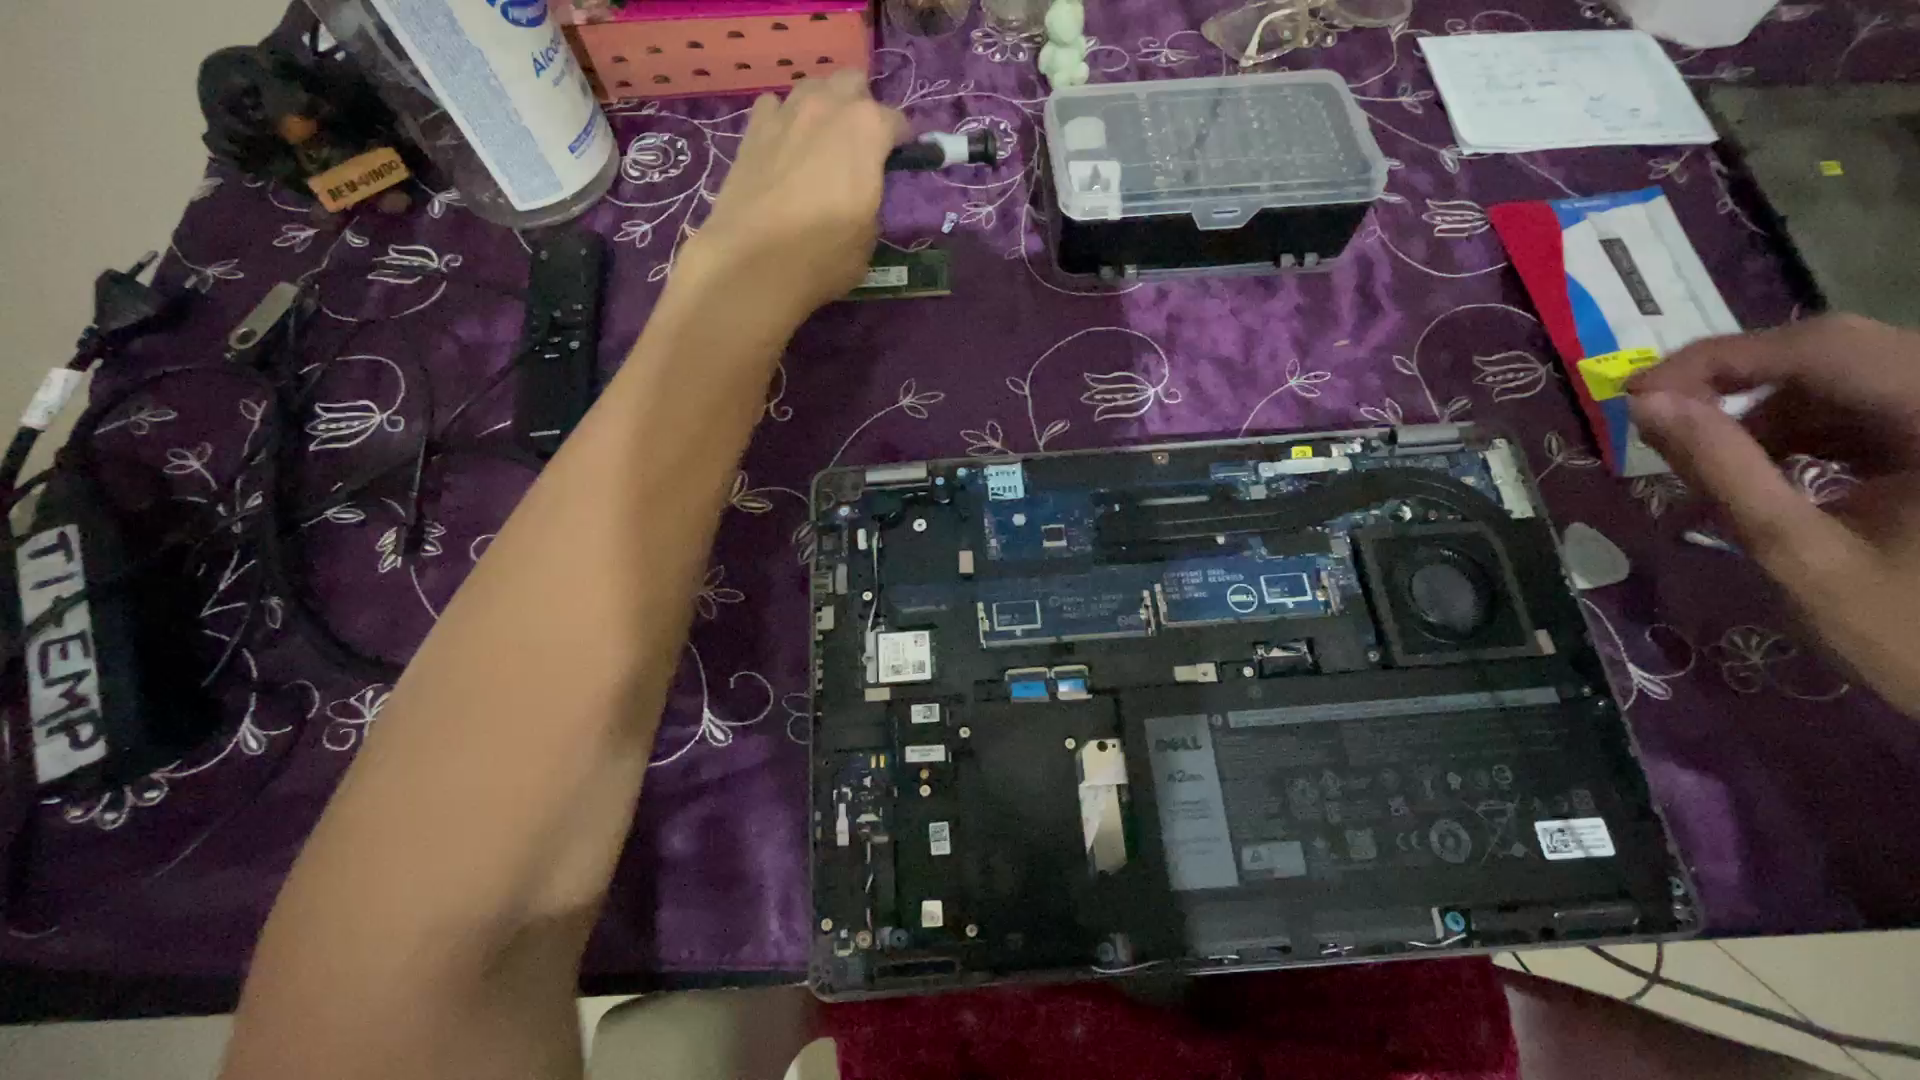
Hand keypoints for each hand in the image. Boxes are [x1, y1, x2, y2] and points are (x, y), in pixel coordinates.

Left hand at [671, 69, 906, 325]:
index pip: (897, 122)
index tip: (898, 163)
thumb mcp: (870, 235)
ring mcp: (786, 112)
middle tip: (860, 144)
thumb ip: (873, 197)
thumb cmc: (824, 255)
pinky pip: (774, 106)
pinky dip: (783, 119)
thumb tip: (864, 191)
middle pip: (852, 84)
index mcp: (868, 129)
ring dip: (823, 106)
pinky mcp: (752, 129)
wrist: (753, 264)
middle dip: (861, 106)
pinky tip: (784, 145)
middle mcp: (828, 106)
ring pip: (812, 86)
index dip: (901, 143)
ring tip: (821, 139)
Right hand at [1628, 314, 1919, 714]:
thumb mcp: (1798, 553)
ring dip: (1772, 415)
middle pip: (1838, 352)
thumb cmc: (1911, 633)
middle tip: (1665, 425)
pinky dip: (1812, 433)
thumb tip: (1647, 406)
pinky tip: (1778, 476)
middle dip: (1739, 385)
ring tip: (1722, 473)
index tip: (1637, 398)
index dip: (1718, 360)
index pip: (1821, 348)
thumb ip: (1723, 472)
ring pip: (1851, 378)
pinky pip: (1876, 409)